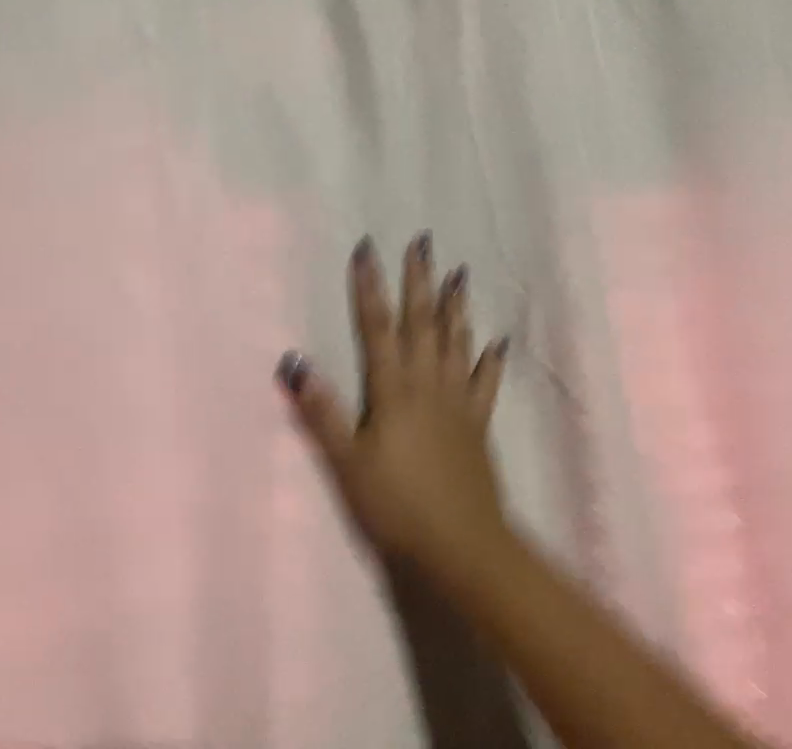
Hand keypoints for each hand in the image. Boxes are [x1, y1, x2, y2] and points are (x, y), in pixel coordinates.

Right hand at [278, 232, 512, 582]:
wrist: (463, 549)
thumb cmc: (396, 506)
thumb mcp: (347, 462)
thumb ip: (321, 411)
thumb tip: (294, 361)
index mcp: (392, 391)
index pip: (377, 328)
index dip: (370, 287)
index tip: (368, 248)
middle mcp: (427, 387)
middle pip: (421, 324)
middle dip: (418, 282)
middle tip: (424, 242)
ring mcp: (457, 405)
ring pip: (455, 344)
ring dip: (454, 307)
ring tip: (459, 274)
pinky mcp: (477, 428)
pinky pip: (484, 384)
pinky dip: (490, 359)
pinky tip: (497, 340)